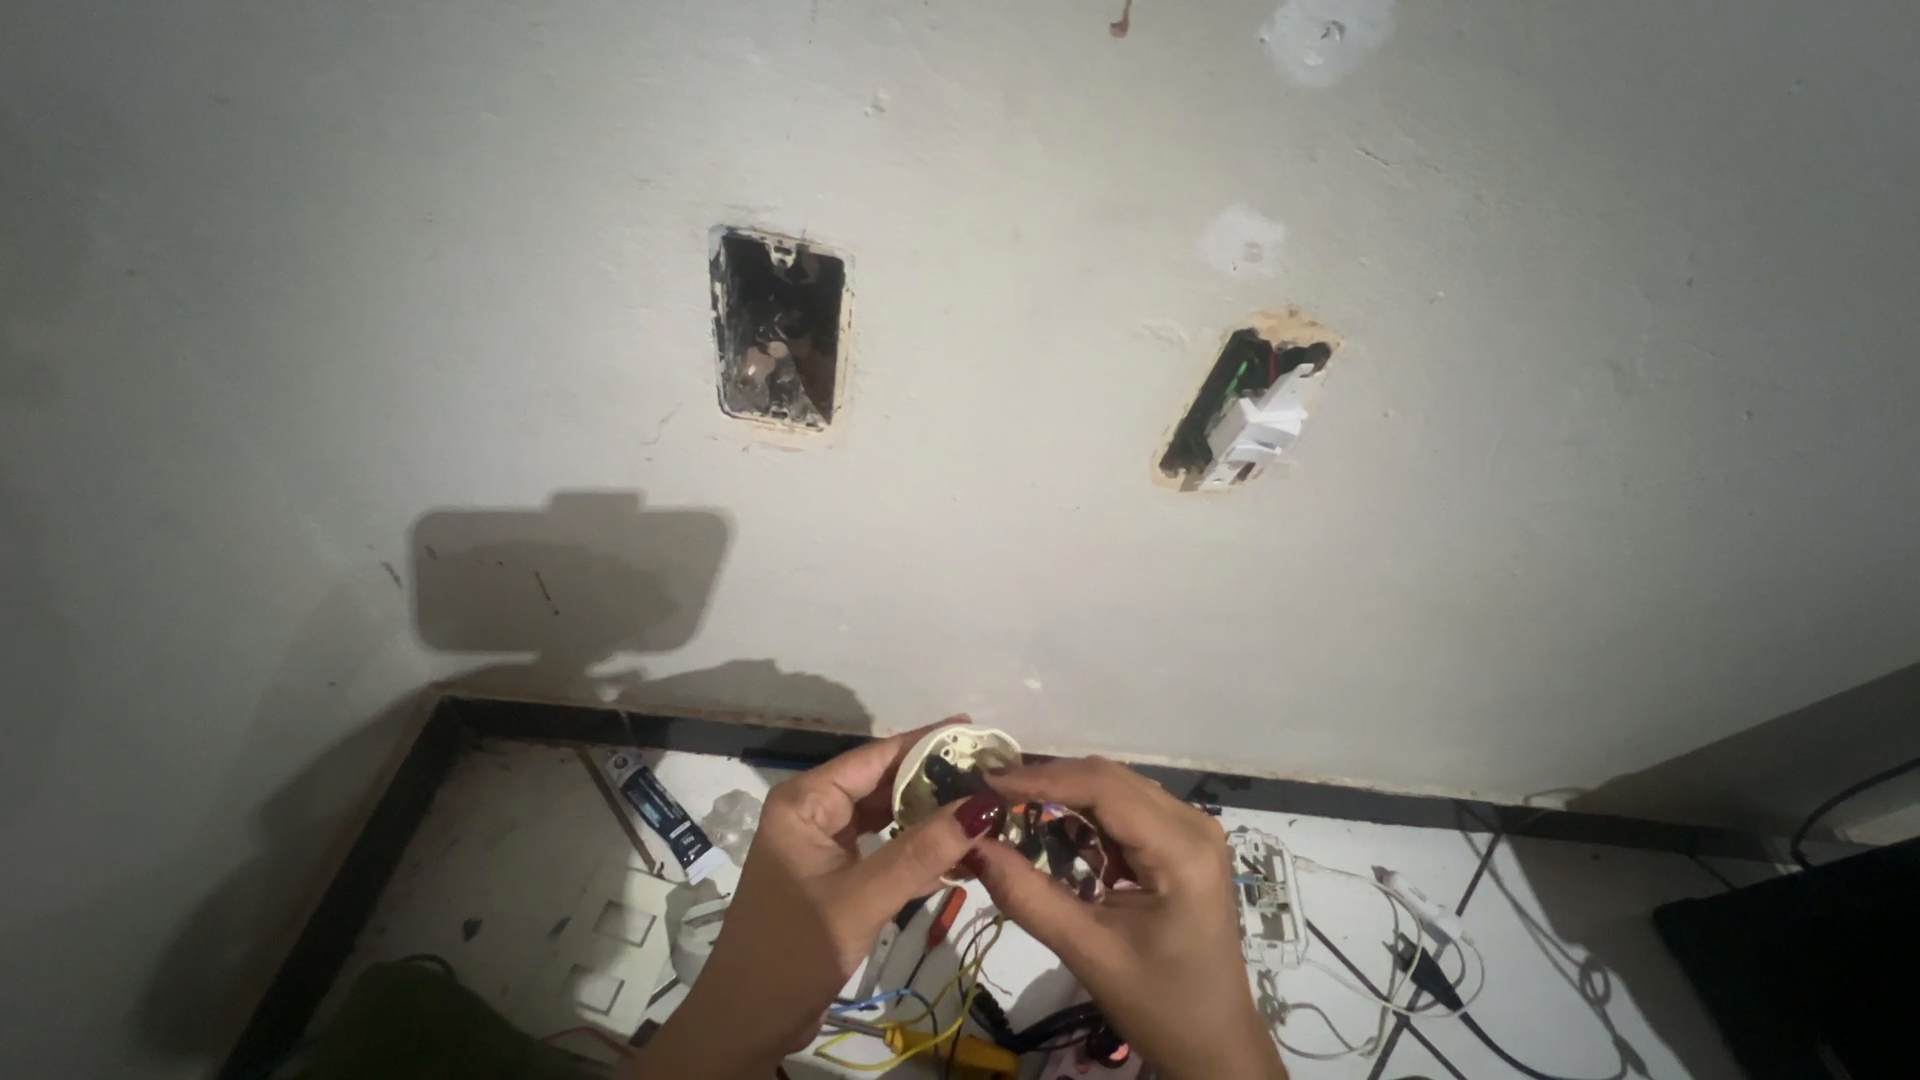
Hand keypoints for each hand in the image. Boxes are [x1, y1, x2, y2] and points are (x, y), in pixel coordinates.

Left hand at [626, 719, 1003, 1079]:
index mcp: (806, 799)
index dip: (927, 742)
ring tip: (982, 804)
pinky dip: (915, 846)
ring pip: (886, 813)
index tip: (976, 732)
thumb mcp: (862, 898)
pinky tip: (956, 848)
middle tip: (990, 774)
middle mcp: (814, 809)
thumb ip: (922, 851)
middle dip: (934, 779)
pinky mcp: (835, 871)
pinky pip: (883, 844)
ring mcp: (824, 841)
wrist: (745, 1024)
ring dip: (929, 814)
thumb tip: (982, 805)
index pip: (876, 756)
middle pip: (883, 781)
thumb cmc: (794, 951)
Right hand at [965, 757, 1286, 1079]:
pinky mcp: (1180, 839)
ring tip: (1012, 806)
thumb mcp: (1088, 953)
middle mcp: (1193, 823)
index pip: (1104, 788)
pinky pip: (1123, 808)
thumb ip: (1028, 896)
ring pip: (1114, 787)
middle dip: (1047, 781)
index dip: (1043, 778)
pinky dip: (1083, 813)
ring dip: (1063, 793)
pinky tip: (1052, 828)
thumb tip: (972, 845)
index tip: (988, 783)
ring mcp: (1190, 828)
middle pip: (1108, 779)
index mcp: (1182, 849)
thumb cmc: (1159, 1005)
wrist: (1214, 1044)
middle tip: (992, 793)